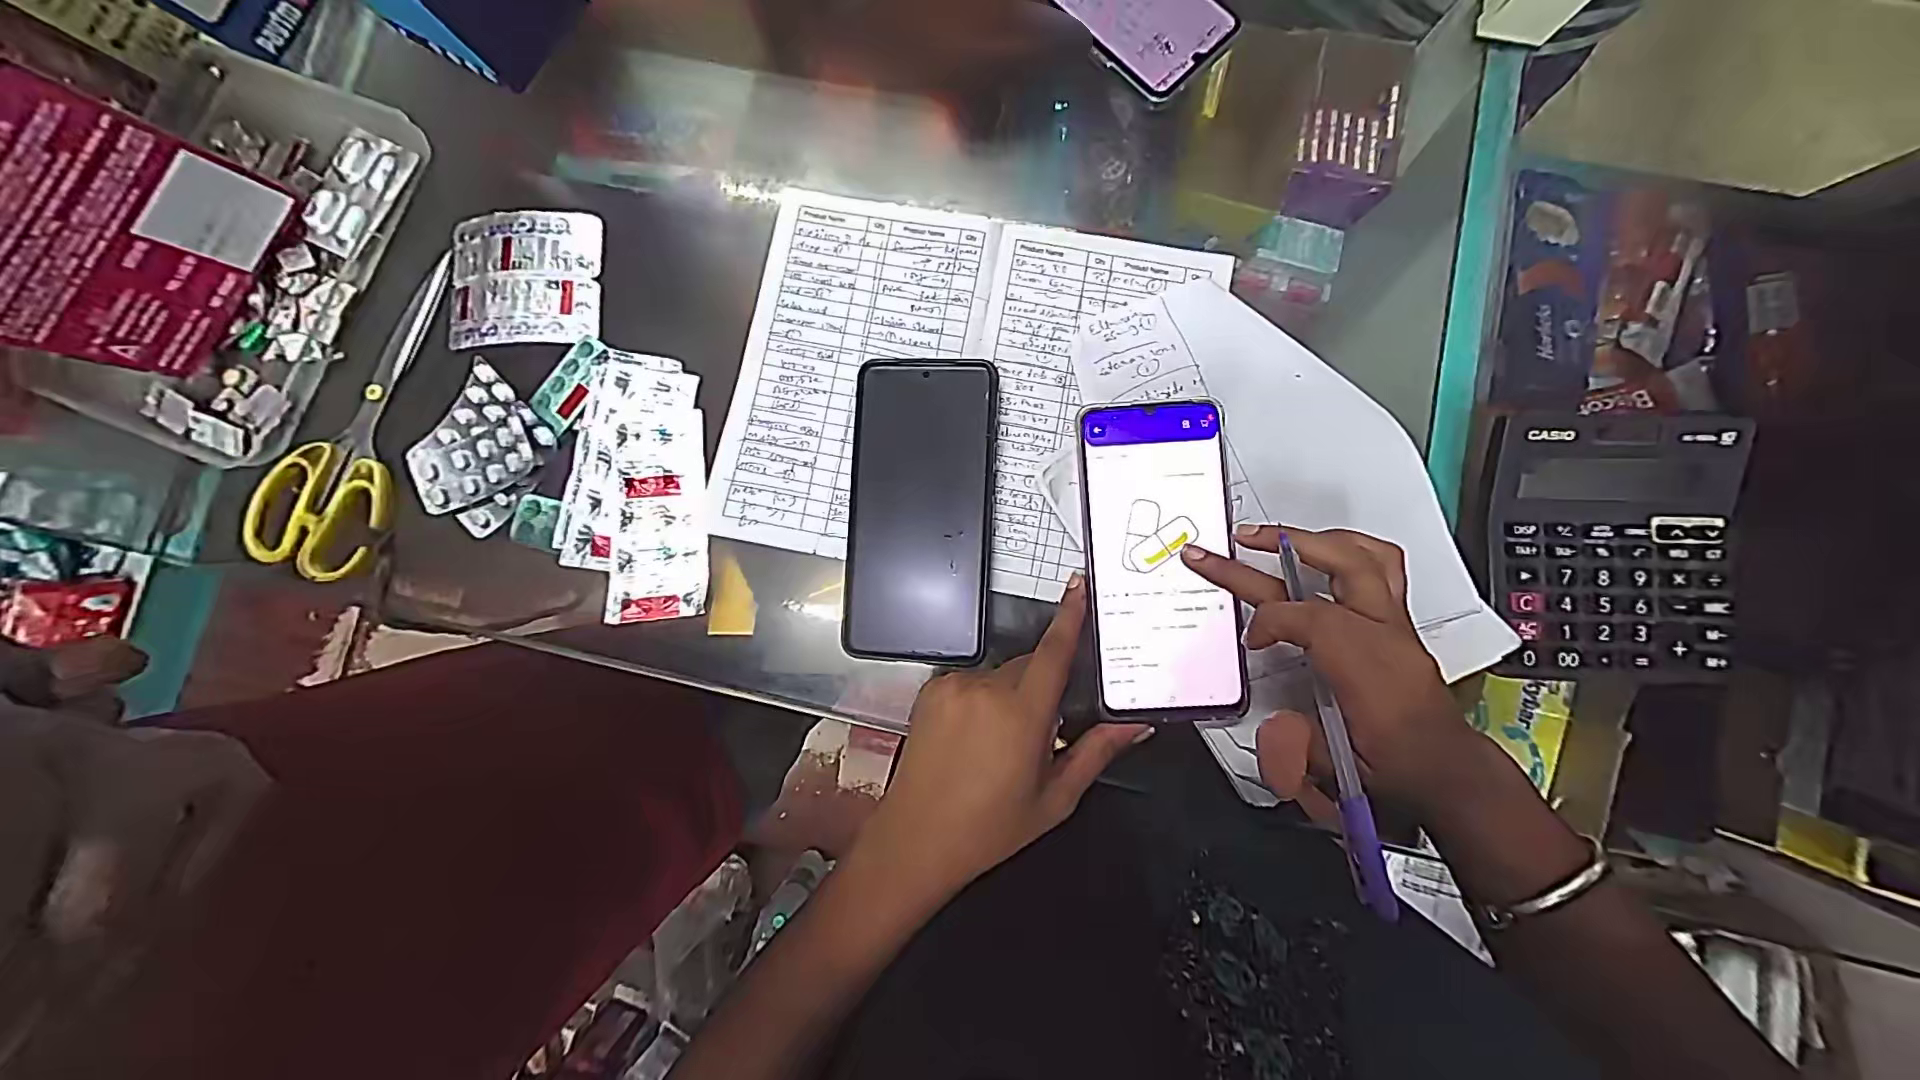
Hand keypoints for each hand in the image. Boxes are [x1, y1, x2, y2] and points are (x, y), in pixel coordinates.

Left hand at [851, 576, 1150, 906]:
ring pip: (1000, 673)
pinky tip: (976, 736)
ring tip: (1000, 744)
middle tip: (1040, 732)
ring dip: (1010, 694)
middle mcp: (984, 691)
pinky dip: (981, 698)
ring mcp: (953, 687)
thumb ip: (1096, 751)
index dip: (1071, 615)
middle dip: (1043, 687)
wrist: (917, 837)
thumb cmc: (984, 826)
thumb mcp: (1054, 796)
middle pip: (1030, 664)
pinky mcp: (932, 690)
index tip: (1078, 588)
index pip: (1055, 651)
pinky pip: (971, 680)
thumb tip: (1131, 727)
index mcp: (1021, 714)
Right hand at [1179, 525, 1489, 819]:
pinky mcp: (1396, 625)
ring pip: (1367, 557)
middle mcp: (1389, 638)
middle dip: (1283, 546)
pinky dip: (1347, 551)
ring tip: (1279, 534)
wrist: (1447, 772)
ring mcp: (1396, 626)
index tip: (1251, 639)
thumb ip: (1298, 749)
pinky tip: (1323, 551)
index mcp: (1373, 671)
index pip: (1313, 618)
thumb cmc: (1400, 770)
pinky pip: (1380, 568)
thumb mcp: (1343, 770)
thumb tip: (1273, 726)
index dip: (1269, 621)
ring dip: (1318, 539)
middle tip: (1239, 540)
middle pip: (1340, 566)